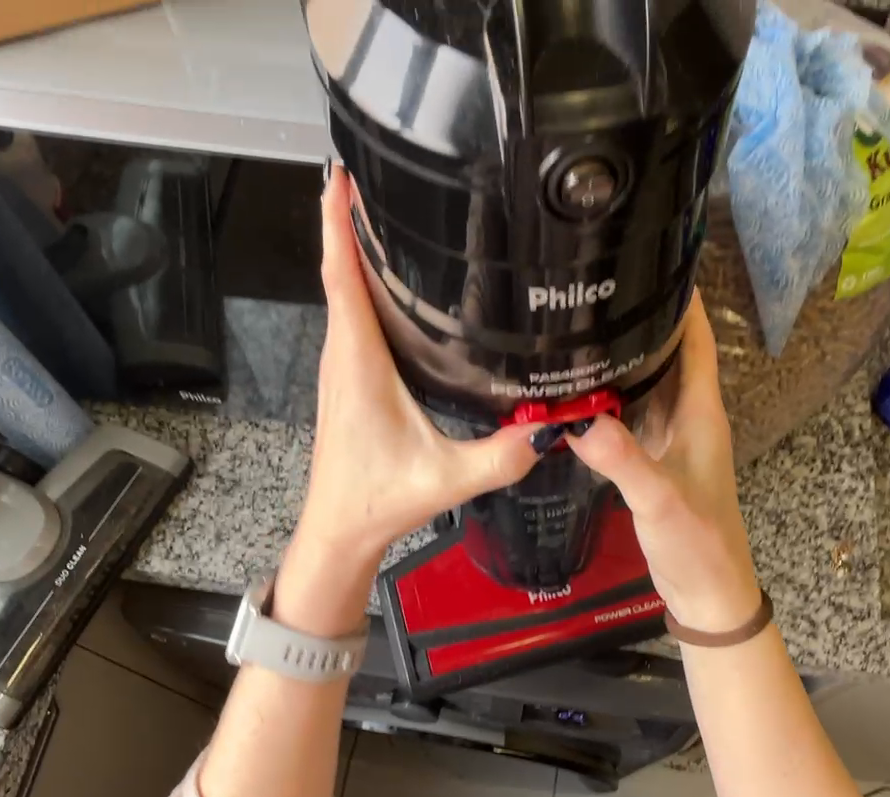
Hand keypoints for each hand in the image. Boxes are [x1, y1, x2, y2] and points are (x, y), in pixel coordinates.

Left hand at [278, 166, 543, 633]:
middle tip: (381, 173)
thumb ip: (502, 455)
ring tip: (386, 211)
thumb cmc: (378, 501)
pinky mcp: (347, 379)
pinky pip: (350, 317)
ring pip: (342, 294)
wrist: (340, 529)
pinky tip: (392, 282)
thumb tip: (551, 428)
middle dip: (350, 219)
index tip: (341, 173)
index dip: (338, 223)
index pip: (342, 277)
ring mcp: (340, 367)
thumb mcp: (448, 478)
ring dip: (354, 250)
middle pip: (339, 272)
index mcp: (358, 364)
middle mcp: (342, 356)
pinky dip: (361, 285)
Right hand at [566, 294, 763, 632]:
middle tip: (593, 290)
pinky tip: (580, 392)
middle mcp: (689, 417)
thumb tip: (575, 418)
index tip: (647, 258)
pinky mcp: (654, 461)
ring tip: (580, 328)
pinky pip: (633, 414)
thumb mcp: (660, 500)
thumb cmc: (697, 542)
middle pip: (669, 353)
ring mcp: (671, 439)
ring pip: (649, 383)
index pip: (696, 340)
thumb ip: (623, 460)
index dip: (680, 298)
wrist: (708, 590)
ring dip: (624, 356)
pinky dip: (611, 398)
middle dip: (640, 318)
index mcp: (701, 413)